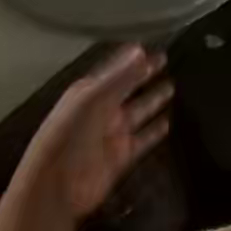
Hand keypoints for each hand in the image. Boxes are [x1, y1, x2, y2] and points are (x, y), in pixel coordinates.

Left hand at [11, 45, 173, 226]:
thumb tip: (141, 49)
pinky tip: (167, 123)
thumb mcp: (92, 99)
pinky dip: (154, 132)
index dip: (134, 60)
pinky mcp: (121, 156)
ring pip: (137, 111)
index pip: (117, 70)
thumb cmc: (71, 132)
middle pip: (128, 88)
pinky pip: (142, 139)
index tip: (154, 48)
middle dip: (144, 75)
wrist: (58, 182)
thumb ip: (118, 77)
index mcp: (90, 90)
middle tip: (167, 61)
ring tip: (172, 86)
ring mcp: (112, 132)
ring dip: (152, 100)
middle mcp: (102, 108)